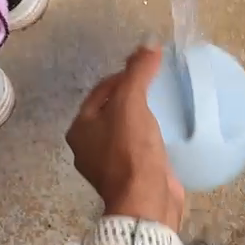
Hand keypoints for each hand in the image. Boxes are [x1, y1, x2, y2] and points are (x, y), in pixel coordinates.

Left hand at [67, 44, 185, 227]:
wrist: (146, 200)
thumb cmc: (132, 150)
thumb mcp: (131, 104)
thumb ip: (138, 72)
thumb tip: (149, 44)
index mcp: (79, 129)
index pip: (101, 90)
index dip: (125, 74)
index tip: (148, 68)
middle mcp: (88, 147)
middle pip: (112, 109)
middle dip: (132, 96)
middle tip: (156, 85)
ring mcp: (108, 165)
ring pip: (125, 130)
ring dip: (141, 117)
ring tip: (163, 105)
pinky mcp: (129, 177)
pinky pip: (137, 148)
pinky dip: (149, 138)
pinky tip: (165, 132)